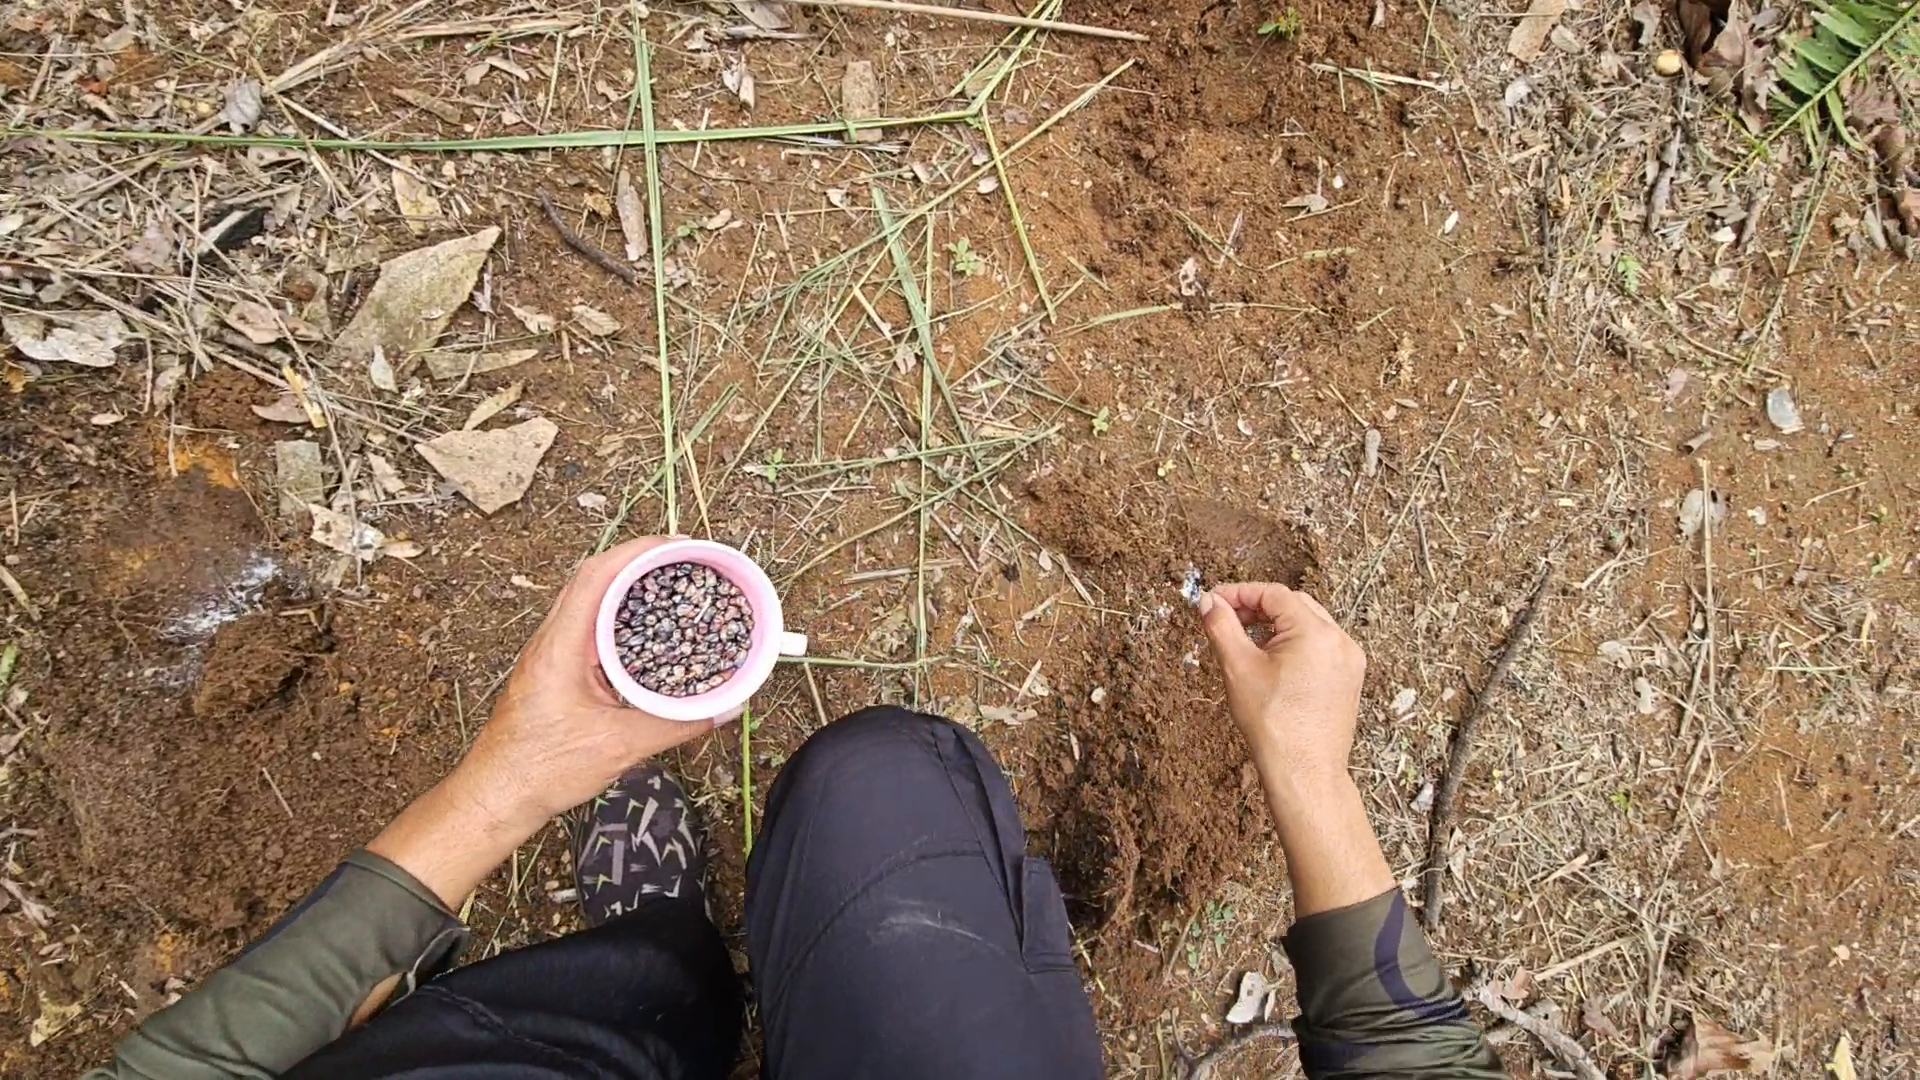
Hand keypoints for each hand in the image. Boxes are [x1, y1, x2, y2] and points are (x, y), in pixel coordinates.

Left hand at [453, 537, 717, 832]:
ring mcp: (553, 653)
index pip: (596, 576)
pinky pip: (592, 624)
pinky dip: (622, 612)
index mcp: (561, 646)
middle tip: (683, 558)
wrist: (495, 798)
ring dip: (629, 582)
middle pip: (594, 577)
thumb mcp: (620, 746)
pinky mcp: (558, 669)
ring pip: (591, 598)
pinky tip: (650, 627)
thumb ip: (677, 725)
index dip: (637, 550)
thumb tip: (724, 709)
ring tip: (671, 582)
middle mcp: (553, 640)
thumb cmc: (539, 770)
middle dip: (640, 558)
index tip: (676, 544)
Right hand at [1198, 583, 1390, 915]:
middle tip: (1224, 616)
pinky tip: (1268, 659)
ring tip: (1243, 639)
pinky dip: (1291, 641)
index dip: (1238, 593)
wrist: (1304, 771)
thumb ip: (1221, 626)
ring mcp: (1348, 660)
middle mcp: (1339, 641)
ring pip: (1306, 623)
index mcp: (1315, 633)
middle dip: (1255, 606)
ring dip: (1273, 623)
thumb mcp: (1237, 667)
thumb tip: (1208, 602)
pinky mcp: (1347, 678)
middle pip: (1292, 604)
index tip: (1212, 602)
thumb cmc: (1272, 723)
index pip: (1273, 594)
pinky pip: (1318, 645)